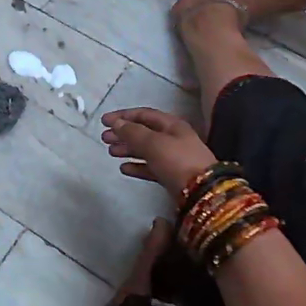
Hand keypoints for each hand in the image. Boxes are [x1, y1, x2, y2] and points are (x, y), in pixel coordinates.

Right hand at [100, 107, 217, 199]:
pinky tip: (123, 169)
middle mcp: (172, 138)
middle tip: (104, 138)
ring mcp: (172, 158)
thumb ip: (132, 132)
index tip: (104, 121)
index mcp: (171, 125)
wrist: (201, 191)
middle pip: (143, 132)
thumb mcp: (152, 142)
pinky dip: (136, 166)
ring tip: (111, 152)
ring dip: (127, 149)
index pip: (144, 114)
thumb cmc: (176, 160)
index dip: (123, 116)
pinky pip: (150, 167)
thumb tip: (116, 123)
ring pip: (145, 150)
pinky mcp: (171, 175)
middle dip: (123, 133)